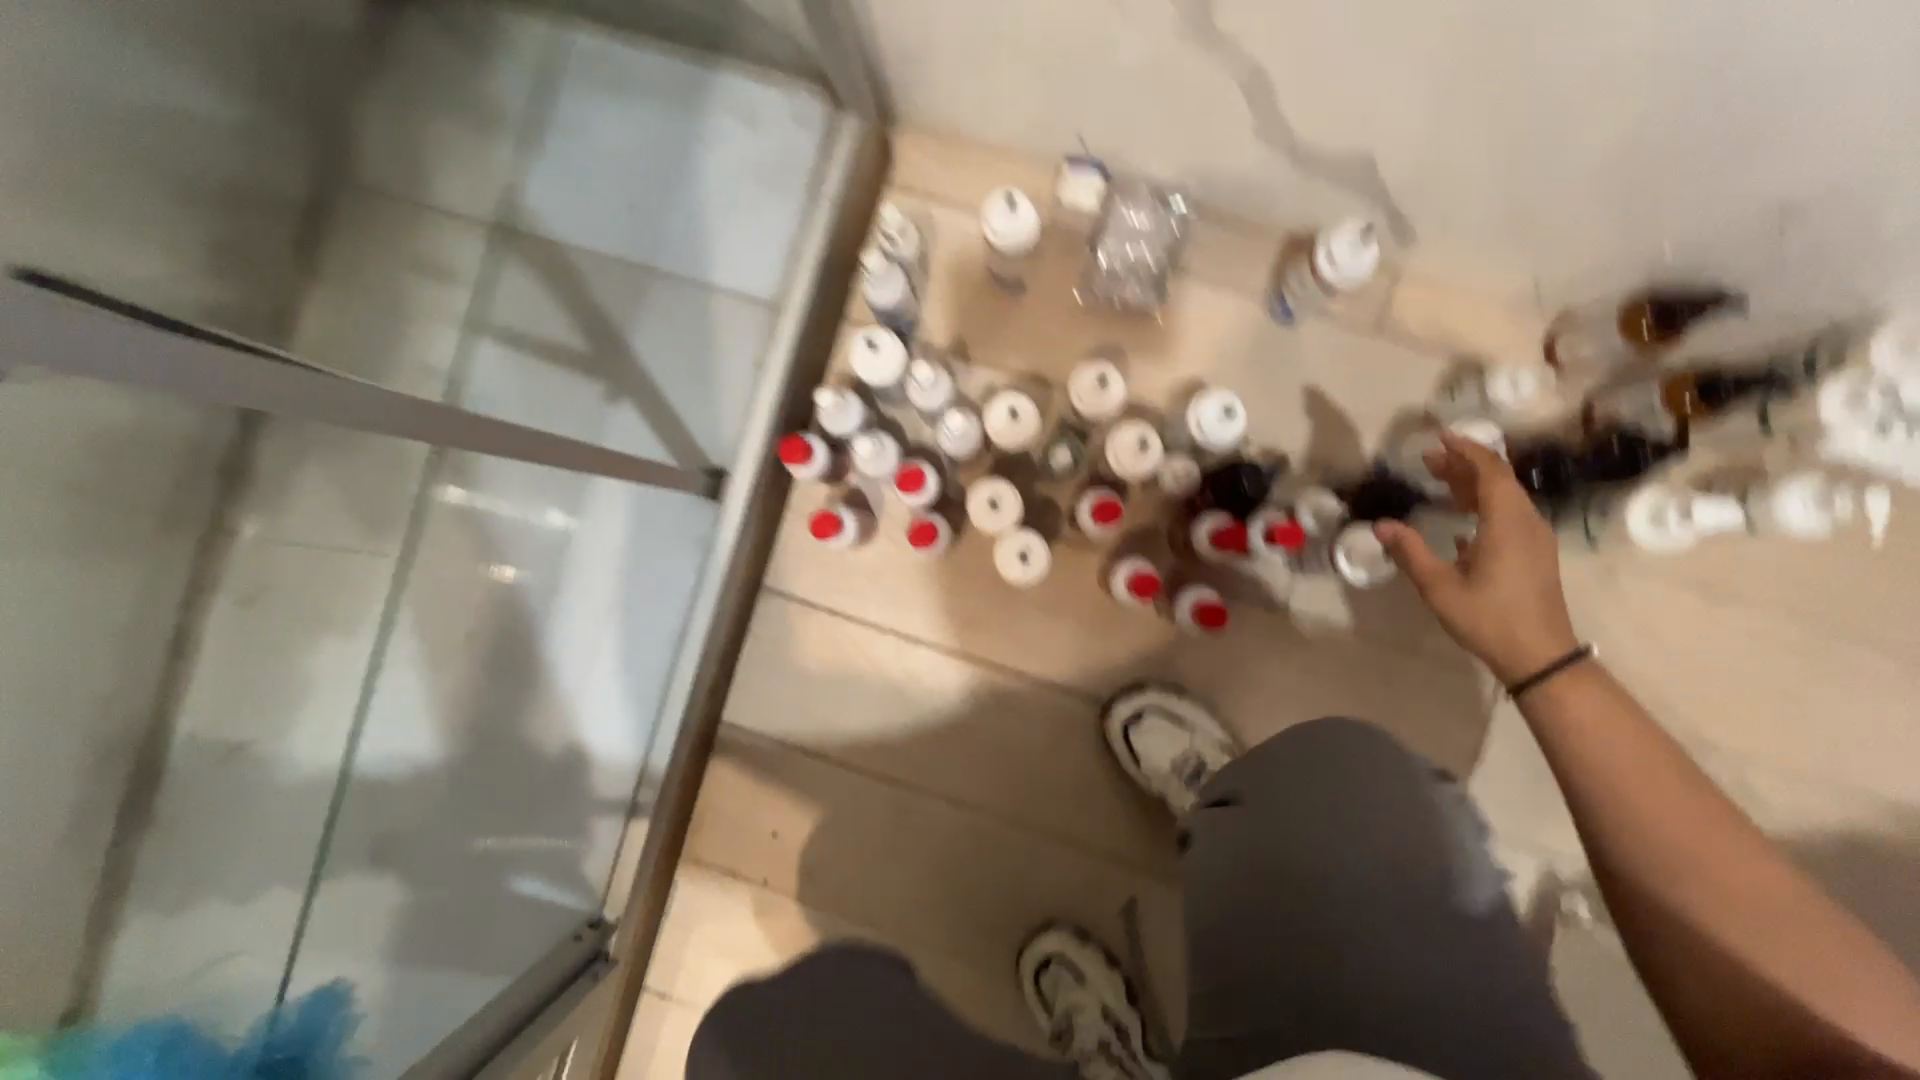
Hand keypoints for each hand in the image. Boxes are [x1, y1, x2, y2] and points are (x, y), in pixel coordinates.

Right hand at [1374, 432, 1580, 683]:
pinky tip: (1461, 523)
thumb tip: (1382, 525)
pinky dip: (1484, 508)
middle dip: (1464, 466)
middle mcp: (1526, 522)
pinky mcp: (1534, 555)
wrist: (1539, 655)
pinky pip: (1510, 517)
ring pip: (1506, 499)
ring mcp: (1534, 540)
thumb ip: (1411, 552)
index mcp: (1506, 522)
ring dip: (1474, 486)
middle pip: (1498, 481)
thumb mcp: (1439, 587)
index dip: (1466, 450)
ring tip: (1441, 482)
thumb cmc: (1488, 618)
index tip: (1441, 438)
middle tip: (1429, 460)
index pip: (1490, 471)